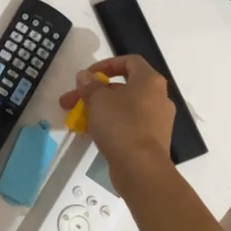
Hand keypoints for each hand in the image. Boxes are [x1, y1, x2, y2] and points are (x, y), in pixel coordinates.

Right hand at [57, 54, 177, 172]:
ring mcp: (157, 120)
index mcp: (149, 81)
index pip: (130, 61)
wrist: (141, 168)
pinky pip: (128, 124)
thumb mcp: (98, 99)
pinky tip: (91, 133)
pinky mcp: (152, 140)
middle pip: (123, 86)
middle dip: (94, 92)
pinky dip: (111, 124)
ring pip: (124, 107)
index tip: (87, 75)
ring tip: (78, 118)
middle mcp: (158, 97)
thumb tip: (85, 76)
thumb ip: (90, 85)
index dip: (106, 64)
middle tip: (71, 100)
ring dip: (100, 108)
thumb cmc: (121, 125)